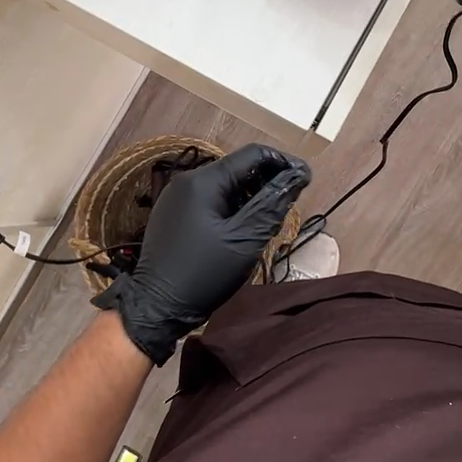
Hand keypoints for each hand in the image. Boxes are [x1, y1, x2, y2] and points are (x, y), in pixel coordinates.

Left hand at [95, 144, 310, 363]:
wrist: (156, 306)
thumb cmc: (204, 272)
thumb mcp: (245, 239)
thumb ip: (272, 204)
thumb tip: (298, 175)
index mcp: (204, 180)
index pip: (252, 155)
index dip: (283, 164)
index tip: (305, 181)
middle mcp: (187, 180)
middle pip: (238, 169)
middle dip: (266, 184)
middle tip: (285, 210)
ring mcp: (177, 198)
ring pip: (224, 186)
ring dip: (250, 198)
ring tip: (266, 224)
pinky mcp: (174, 214)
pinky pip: (210, 201)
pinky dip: (231, 209)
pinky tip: (242, 231)